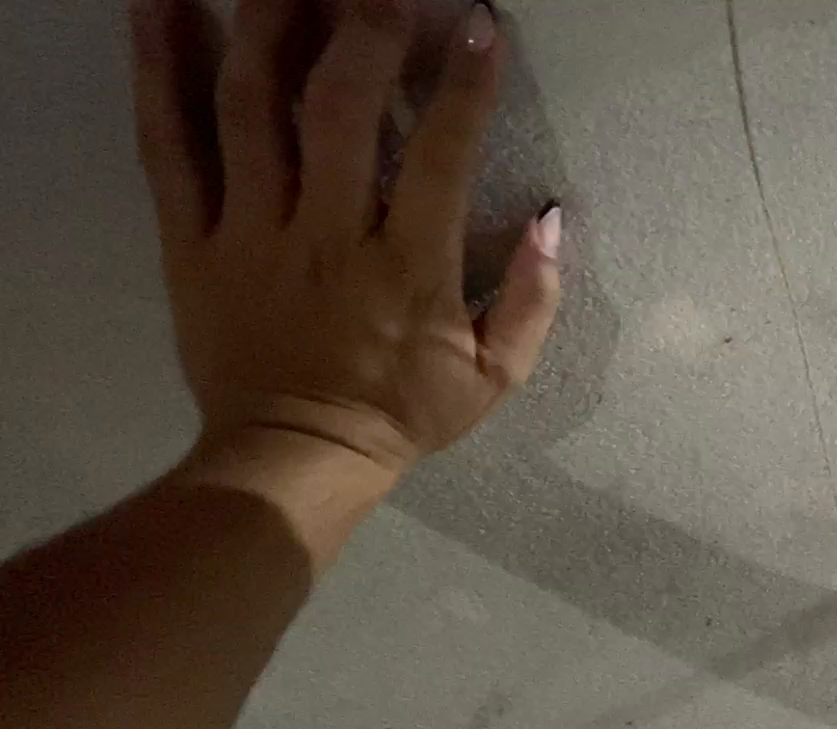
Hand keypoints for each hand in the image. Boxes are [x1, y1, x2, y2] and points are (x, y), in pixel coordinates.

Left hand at [131, 0, 561, 476]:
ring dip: (273, 25)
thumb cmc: (412, 411)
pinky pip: (167, 139)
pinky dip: (158, 63)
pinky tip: (165, 2)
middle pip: (343, 108)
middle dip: (370, 30)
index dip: (465, 86)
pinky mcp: (190, 236)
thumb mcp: (500, 373)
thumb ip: (533, 300)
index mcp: (412, 269)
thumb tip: (551, 223)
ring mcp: (252, 230)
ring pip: (252, 105)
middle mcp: (331, 235)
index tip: (480, 30)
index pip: (443, 157)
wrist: (304, 451)